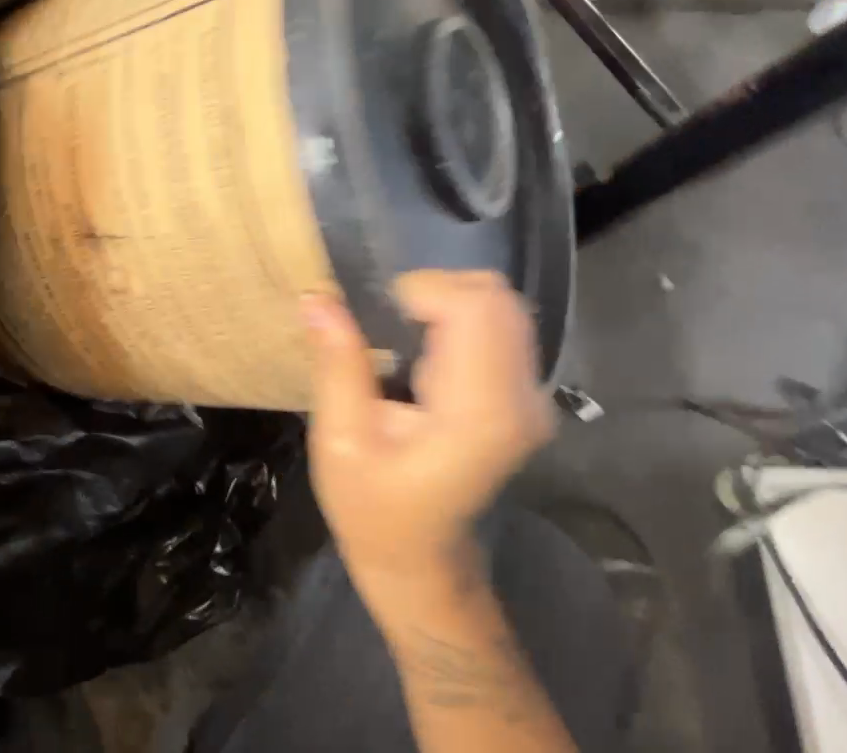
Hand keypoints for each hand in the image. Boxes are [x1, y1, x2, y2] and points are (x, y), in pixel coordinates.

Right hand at [302, 271, 553, 591]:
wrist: (417, 556)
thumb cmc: (372, 507)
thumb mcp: (340, 440)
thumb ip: (337, 365)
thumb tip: (316, 299)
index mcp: (477, 411)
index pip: (474, 308)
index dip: (420, 291)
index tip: (373, 319)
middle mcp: (519, 398)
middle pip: (495, 297)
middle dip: (432, 291)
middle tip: (382, 325)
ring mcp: (529, 398)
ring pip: (501, 305)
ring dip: (444, 303)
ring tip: (399, 341)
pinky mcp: (522, 396)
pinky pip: (498, 327)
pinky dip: (456, 320)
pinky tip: (420, 354)